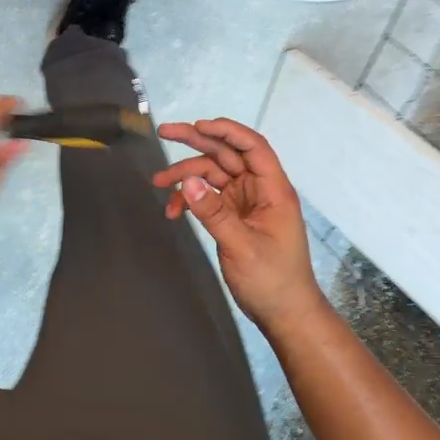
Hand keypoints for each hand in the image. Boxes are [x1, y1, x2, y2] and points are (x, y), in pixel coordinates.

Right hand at [153, 118, 322, 328]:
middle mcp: (259, 190)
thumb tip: (186, 181)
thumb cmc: (272, 280)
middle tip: (164, 132)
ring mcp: (245, 202)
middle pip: (226, 154)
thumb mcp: (242, 246)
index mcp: (273, 190)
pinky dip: (189, 199)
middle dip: (196, 142)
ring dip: (185, 174)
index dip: (227, 131)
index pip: (253, 147)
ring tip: (156, 180)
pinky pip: (207, 196)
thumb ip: (214, 212)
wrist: (283, 314)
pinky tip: (172, 211)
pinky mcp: (232, 215)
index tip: (198, 125)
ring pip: (212, 174)